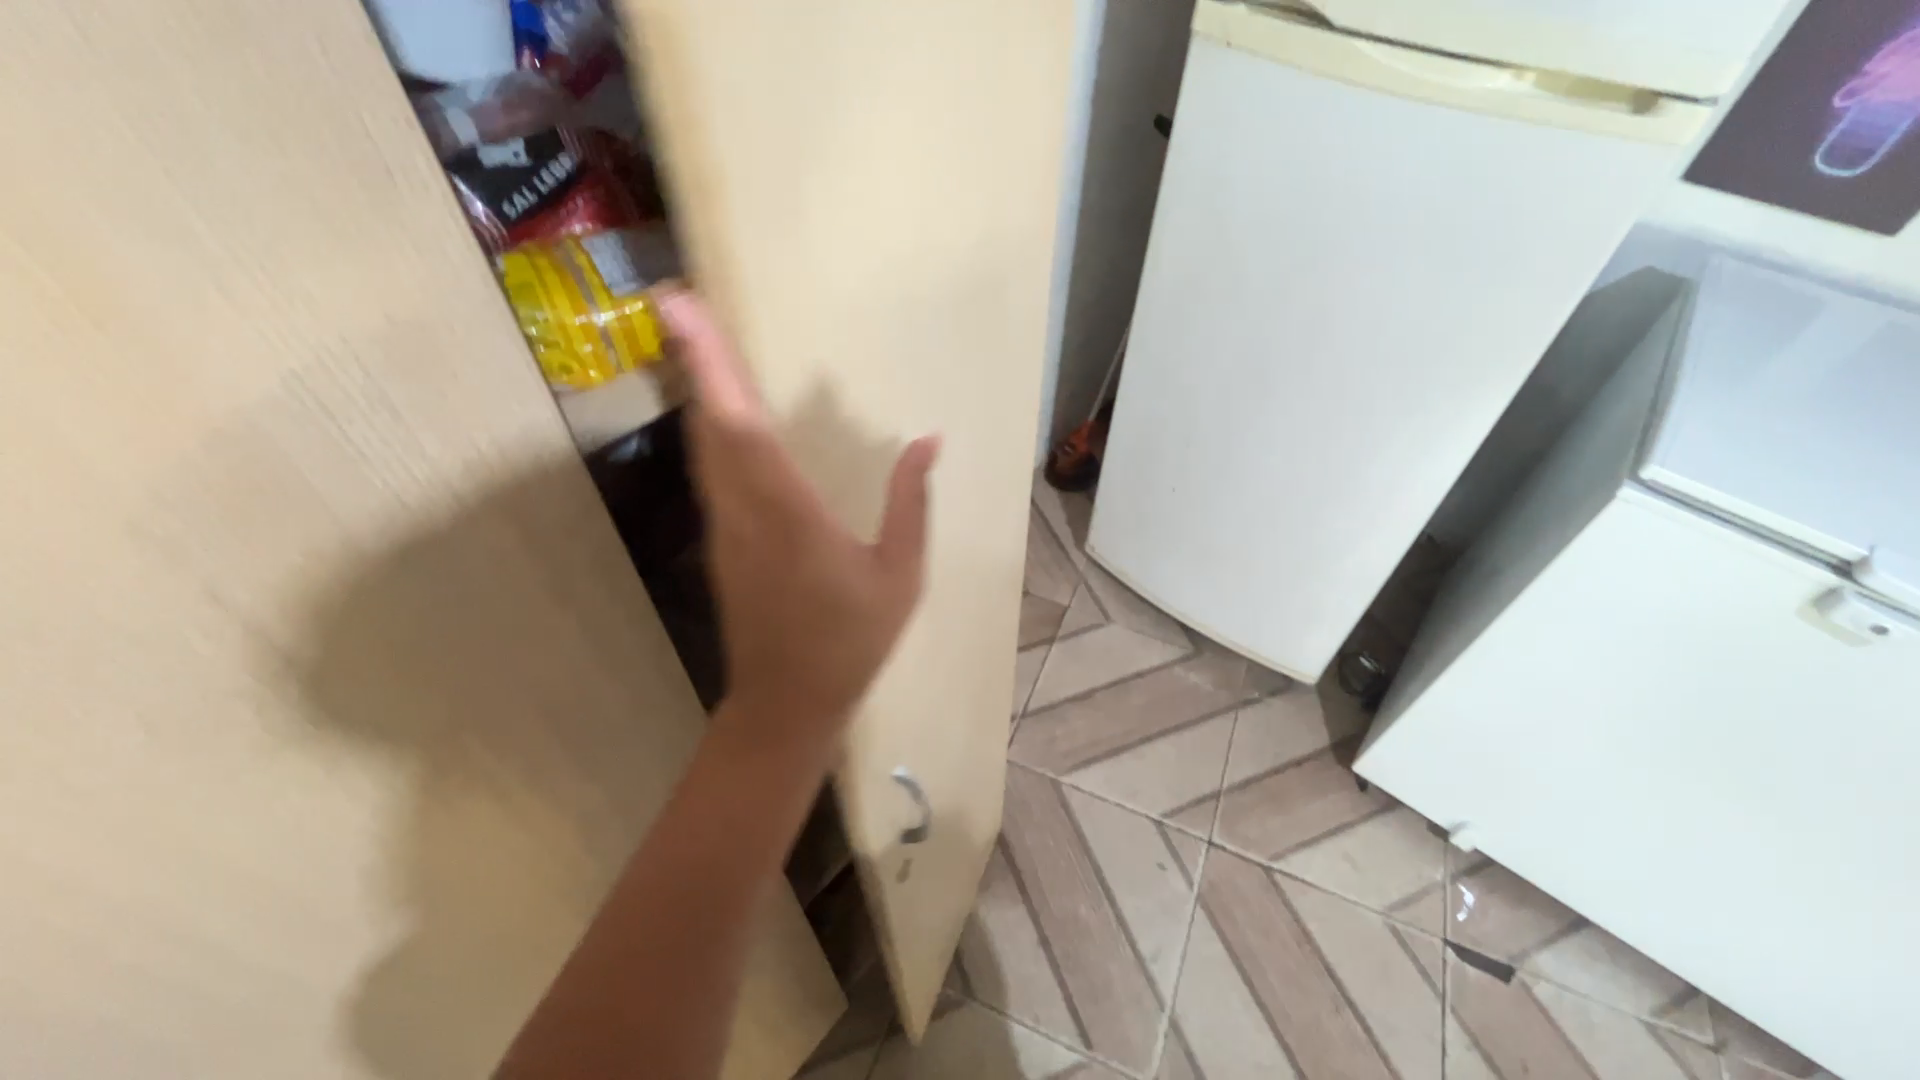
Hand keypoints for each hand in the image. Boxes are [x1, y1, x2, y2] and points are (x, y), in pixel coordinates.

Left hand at [655, 288, 939, 748]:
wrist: (786, 701)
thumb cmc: (851, 641)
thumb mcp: (900, 575)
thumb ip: (911, 504)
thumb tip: (928, 441)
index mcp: (789, 515)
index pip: (742, 426)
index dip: (711, 365)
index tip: (682, 309)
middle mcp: (743, 511)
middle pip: (708, 421)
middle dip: (692, 357)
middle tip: (680, 299)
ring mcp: (723, 526)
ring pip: (700, 444)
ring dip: (696, 388)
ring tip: (695, 336)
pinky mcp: (719, 539)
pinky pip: (708, 468)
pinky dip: (707, 425)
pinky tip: (718, 408)